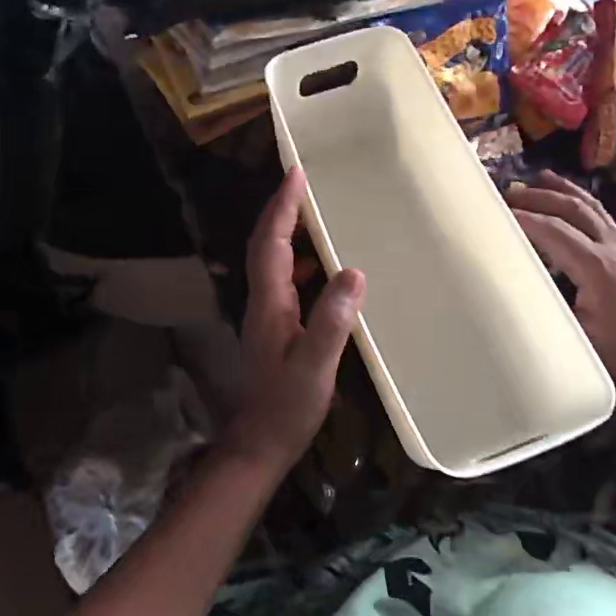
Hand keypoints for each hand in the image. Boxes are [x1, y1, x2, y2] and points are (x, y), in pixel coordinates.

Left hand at [220, 168, 365, 467]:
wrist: (260, 442)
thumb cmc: (287, 406)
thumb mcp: (315, 366)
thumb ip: (332, 321)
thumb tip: (354, 272)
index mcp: (269, 303)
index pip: (272, 244)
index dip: (283, 208)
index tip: (296, 174)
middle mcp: (262, 302)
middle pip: (265, 246)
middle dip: (282, 211)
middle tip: (303, 183)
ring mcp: (266, 316)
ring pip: (272, 263)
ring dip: (288, 234)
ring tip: (315, 215)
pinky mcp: (274, 329)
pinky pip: (284, 282)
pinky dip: (299, 264)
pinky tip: (322, 270)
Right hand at [505, 171, 615, 410]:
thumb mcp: (578, 334)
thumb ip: (550, 305)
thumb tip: (517, 288)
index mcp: (598, 267)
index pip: (555, 231)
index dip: (525, 218)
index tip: (496, 212)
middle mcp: (614, 249)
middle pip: (575, 209)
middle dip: (541, 196)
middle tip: (510, 190)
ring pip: (593, 208)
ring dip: (564, 191)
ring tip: (540, 177)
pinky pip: (602, 219)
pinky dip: (580, 205)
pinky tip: (571, 205)